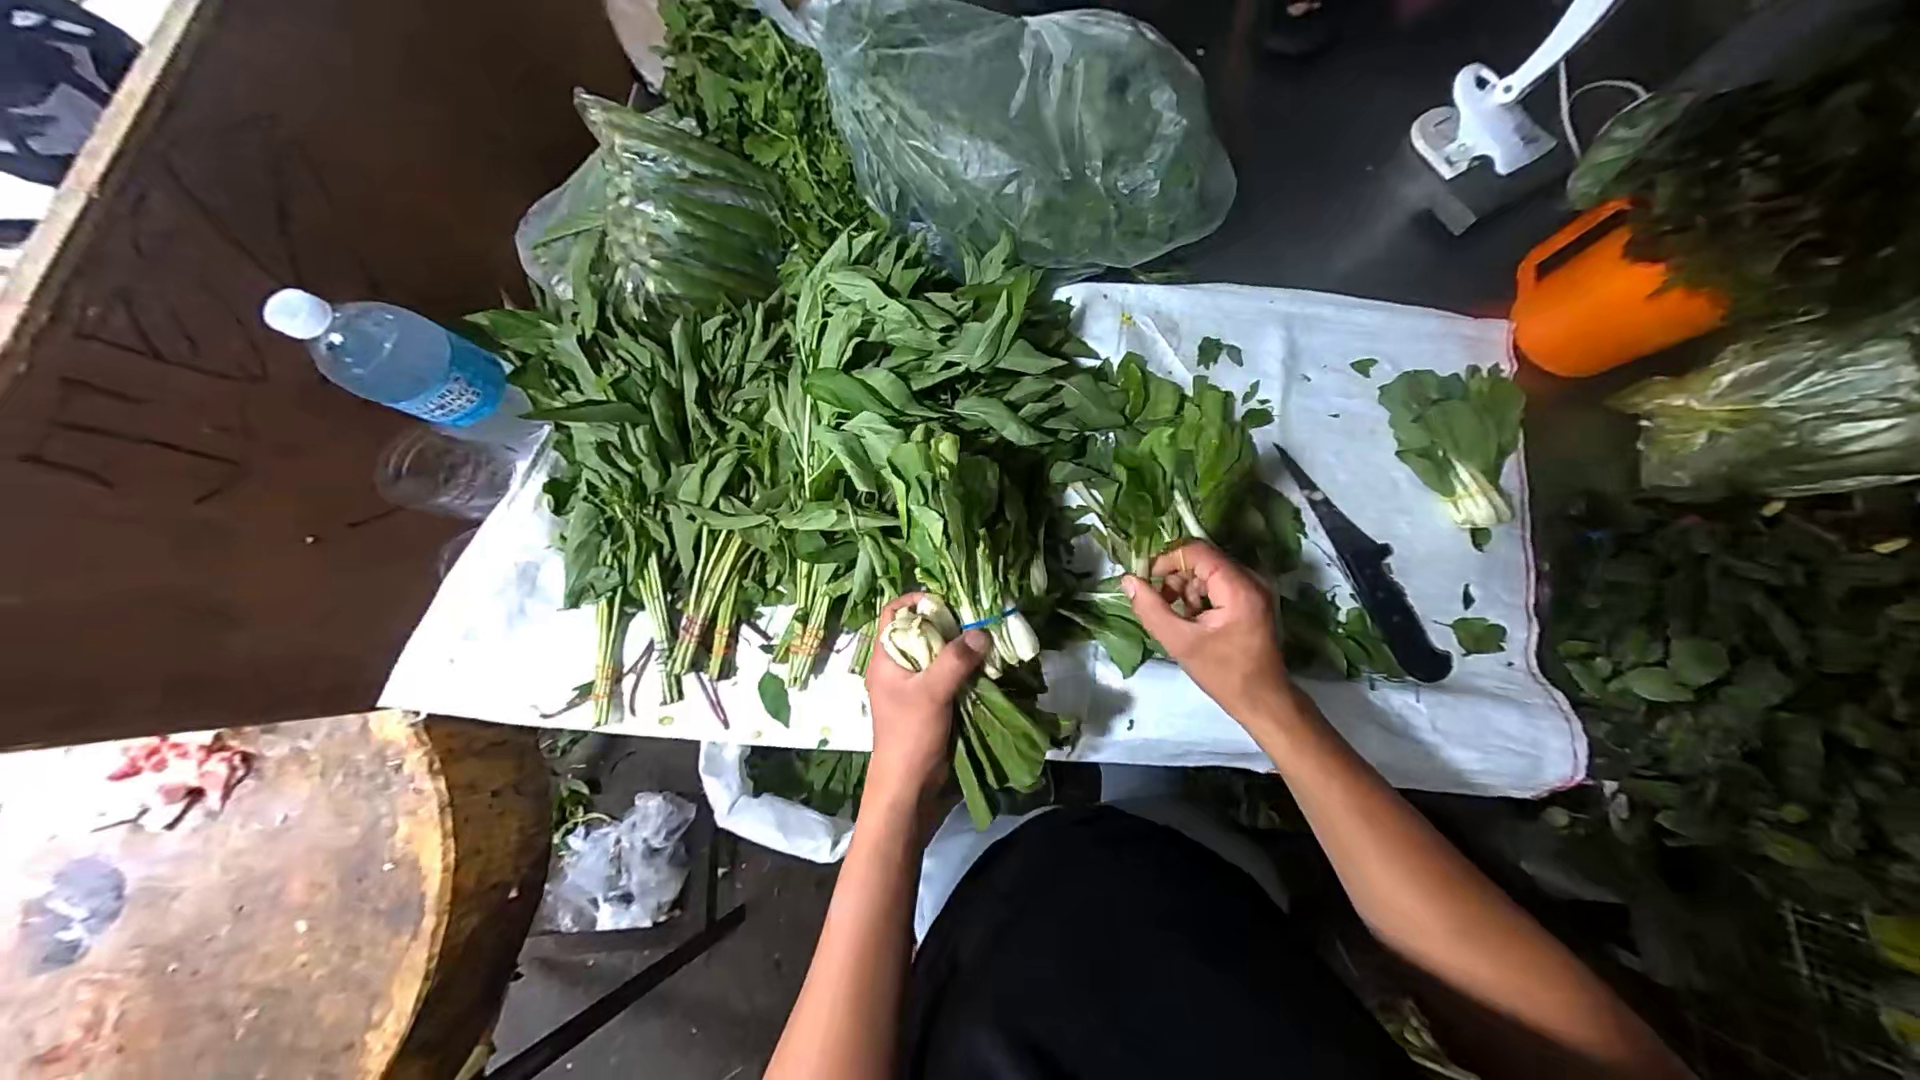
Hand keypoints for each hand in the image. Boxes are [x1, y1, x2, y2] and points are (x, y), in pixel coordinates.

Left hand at [864, 592, 989, 812]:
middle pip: (922, 631)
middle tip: (979, 616)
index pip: (895, 614)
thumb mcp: (931, 693)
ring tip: (990, 637)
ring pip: (941, 654)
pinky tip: (990, 664)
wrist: (910, 790)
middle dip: (950, 623)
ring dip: (963, 647)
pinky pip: (952, 676)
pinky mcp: (935, 703)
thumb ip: (955, 661)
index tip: (948, 600)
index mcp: (886, 658)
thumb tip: (981, 632)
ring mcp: (918, 686)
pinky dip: (969, 669)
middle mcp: (900, 667)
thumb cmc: (909, 737)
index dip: (917, 601)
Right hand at [1122, 542, 1293, 720]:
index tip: (1145, 579)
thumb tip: (1128, 580)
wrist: (1263, 700)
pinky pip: (1217, 583)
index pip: (1197, 551)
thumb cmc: (1223, 674)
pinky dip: (1198, 595)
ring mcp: (1253, 589)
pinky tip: (1191, 619)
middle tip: (1159, 602)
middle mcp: (1251, 580)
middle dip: (1175, 576)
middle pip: (1202, 559)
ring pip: (1208, 570)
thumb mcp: (1180, 642)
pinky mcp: (1251, 599)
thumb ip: (1151, 608)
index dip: (1166, 560)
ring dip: (1185, 587)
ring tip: (1176, 615)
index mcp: (1238, 588)